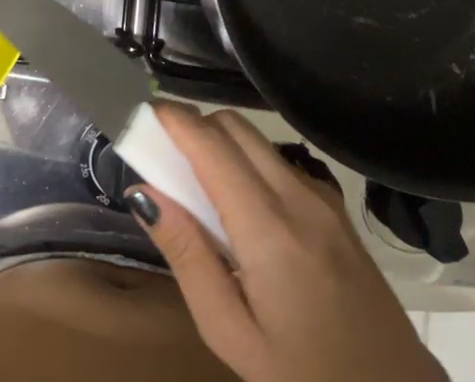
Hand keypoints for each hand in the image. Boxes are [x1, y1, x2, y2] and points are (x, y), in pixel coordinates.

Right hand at [126, 104, 444, 381]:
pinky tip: (238, 209)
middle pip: (234, 125)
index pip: (210, 144)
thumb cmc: (302, 374)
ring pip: (258, 140)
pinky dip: (247, 163)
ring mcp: (324, 200)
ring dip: (219, 144)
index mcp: (269, 228)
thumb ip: (186, 254)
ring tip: (194, 188)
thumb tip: (142, 192)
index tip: (137, 117)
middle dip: (191, 127)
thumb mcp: (228, 329)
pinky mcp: (337, 210)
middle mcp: (300, 198)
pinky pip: (280, 163)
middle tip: (160, 159)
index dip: (170, 119)